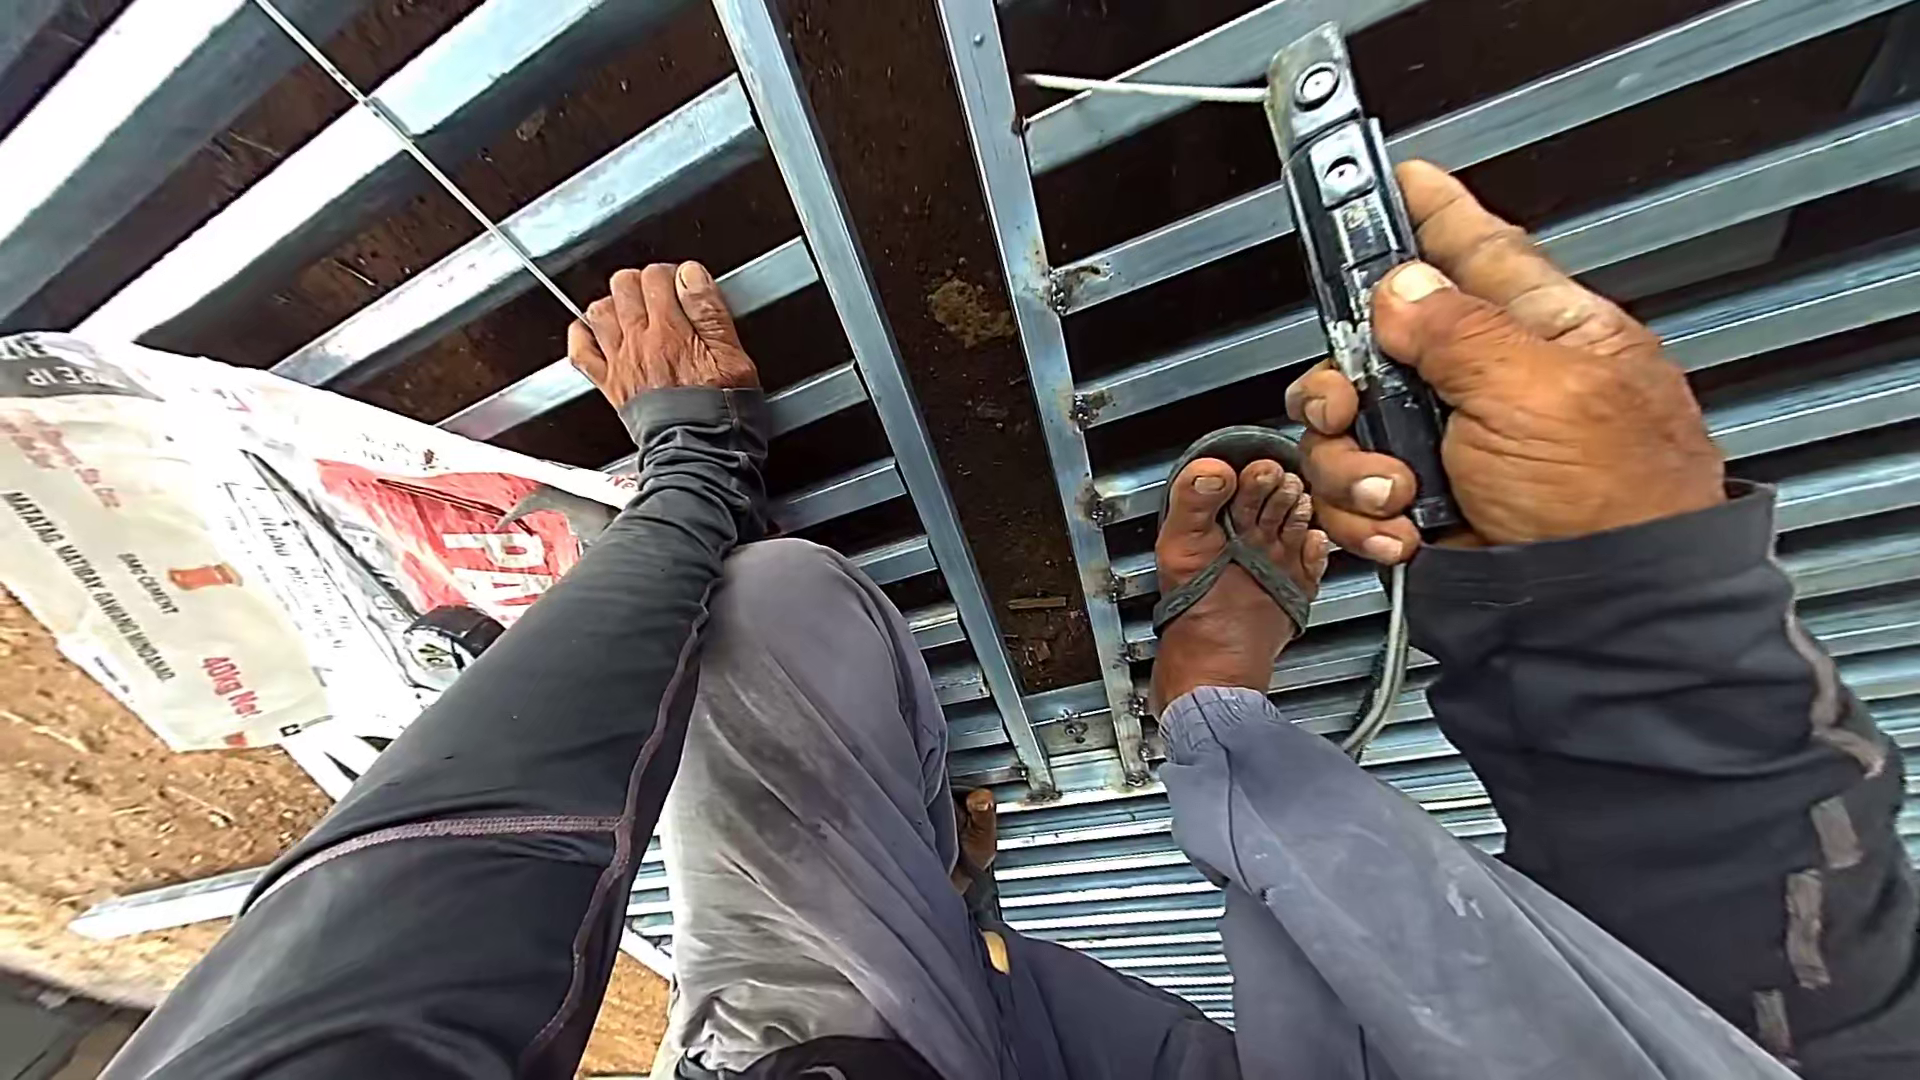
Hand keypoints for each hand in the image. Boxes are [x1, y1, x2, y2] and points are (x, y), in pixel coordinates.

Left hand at [568, 262, 757, 409]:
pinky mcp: (610, 384)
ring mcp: (620, 362)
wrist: (700, 455)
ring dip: (616, 302)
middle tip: (664, 297)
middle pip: (625, 285)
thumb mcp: (736, 362)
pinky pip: (580, 350)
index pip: (659, 277)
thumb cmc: (722, 416)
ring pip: (600, 309)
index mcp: (673, 332)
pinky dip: (583, 335)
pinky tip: (598, 333)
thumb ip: (712, 315)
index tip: (687, 288)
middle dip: (644, 283)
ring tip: (636, 311)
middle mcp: (640, 342)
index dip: (675, 275)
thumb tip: (692, 275)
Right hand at [1284, 161, 1724, 563]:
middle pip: (1355, 355)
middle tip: (1344, 411)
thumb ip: (1463, 332)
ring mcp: (1420, 440)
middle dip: (1334, 391)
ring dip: (1351, 468)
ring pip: (1330, 429)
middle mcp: (1459, 383)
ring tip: (1400, 495)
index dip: (1426, 215)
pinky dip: (1358, 513)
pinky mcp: (1391, 490)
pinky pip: (1335, 486)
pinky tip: (1402, 526)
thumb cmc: (1602, 495)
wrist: (1573, 597)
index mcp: (1521, 335)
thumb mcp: (1545, 392)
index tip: (1395, 181)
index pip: (1466, 253)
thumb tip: (1399, 289)